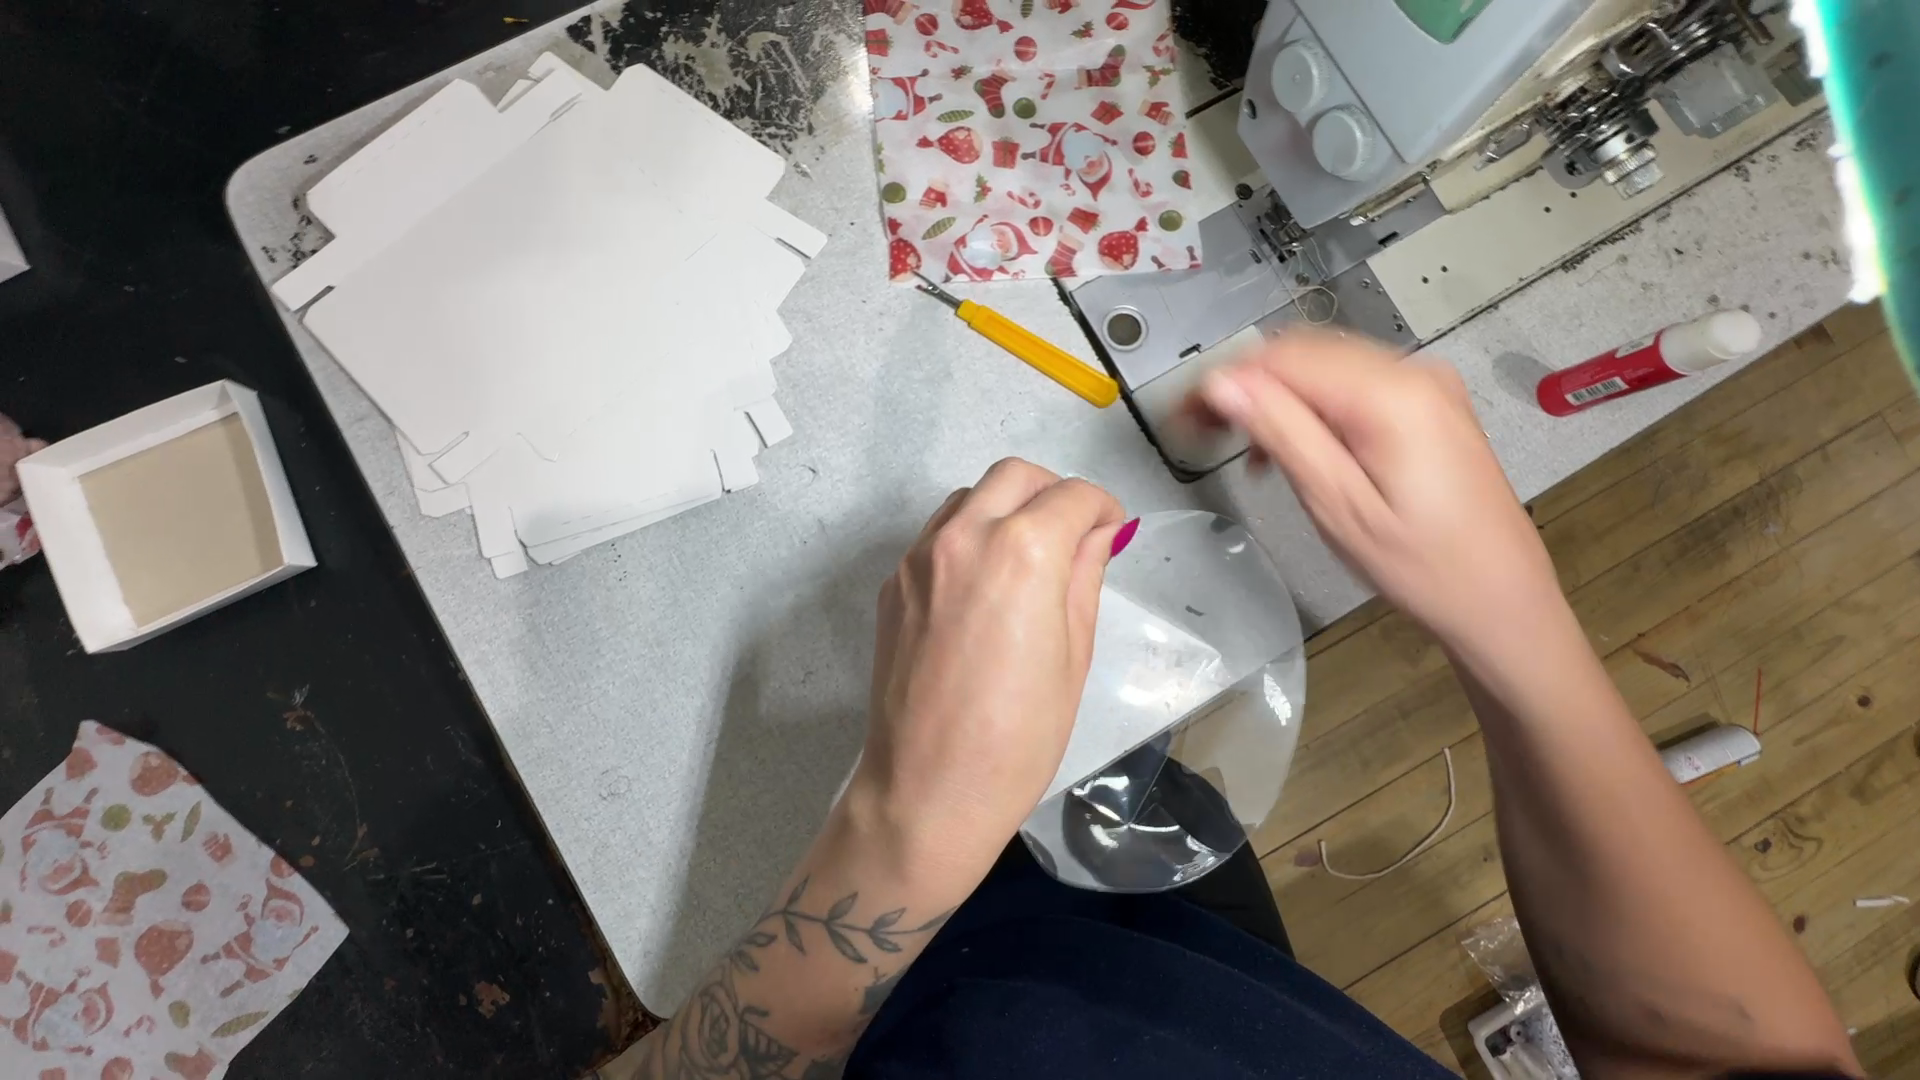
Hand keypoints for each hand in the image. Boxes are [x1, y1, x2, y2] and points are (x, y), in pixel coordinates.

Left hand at [852, 458, 1129, 882]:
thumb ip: (1085, 577)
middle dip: (1054, 492)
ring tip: (1027, 558)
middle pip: (1015, 476)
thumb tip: (1098, 534)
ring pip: (969, 498)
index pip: (1073, 497)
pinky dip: (969, 537)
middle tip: (1074, 535)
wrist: (927, 789)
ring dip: (1006, 508)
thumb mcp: (1073, 655)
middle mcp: (964, 536)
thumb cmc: (1019, 737)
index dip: (1104, 509)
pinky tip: (983, 587)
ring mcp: (919, 558)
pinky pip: (937, 535)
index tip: (1112, 533)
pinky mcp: (893, 584)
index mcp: (1022, 552)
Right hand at [1187, 329, 1561, 656]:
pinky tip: (1292, 445)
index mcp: (1391, 395)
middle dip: (1243, 384)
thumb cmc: (1421, 566)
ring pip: (1322, 366)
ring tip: (1244, 449)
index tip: (1184, 418)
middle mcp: (1412, 373)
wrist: (1501, 598)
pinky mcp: (1426, 404)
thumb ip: (1281, 433)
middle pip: (1302, 352)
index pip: (1282, 358)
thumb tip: (1223, 384)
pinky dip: (1307, 406)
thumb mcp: (1337, 504)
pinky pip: (1349, 385)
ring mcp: (1424, 385)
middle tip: (1200, 431)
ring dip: (1273, 396)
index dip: (1224, 380)